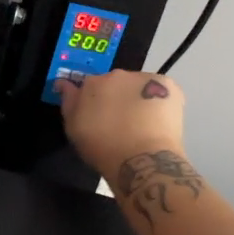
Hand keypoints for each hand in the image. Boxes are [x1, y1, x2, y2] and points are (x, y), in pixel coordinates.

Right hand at [54, 70, 185, 181]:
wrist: (142, 159)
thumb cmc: (102, 147)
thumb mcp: (74, 129)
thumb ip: (68, 102)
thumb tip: (65, 84)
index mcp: (92, 83)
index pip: (88, 84)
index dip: (92, 101)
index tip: (97, 116)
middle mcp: (117, 75)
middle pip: (114, 82)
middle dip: (116, 97)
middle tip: (120, 121)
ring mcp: (144, 79)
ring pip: (138, 85)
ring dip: (137, 97)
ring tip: (141, 123)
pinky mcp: (169, 86)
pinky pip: (160, 90)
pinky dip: (159, 100)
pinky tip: (158, 119)